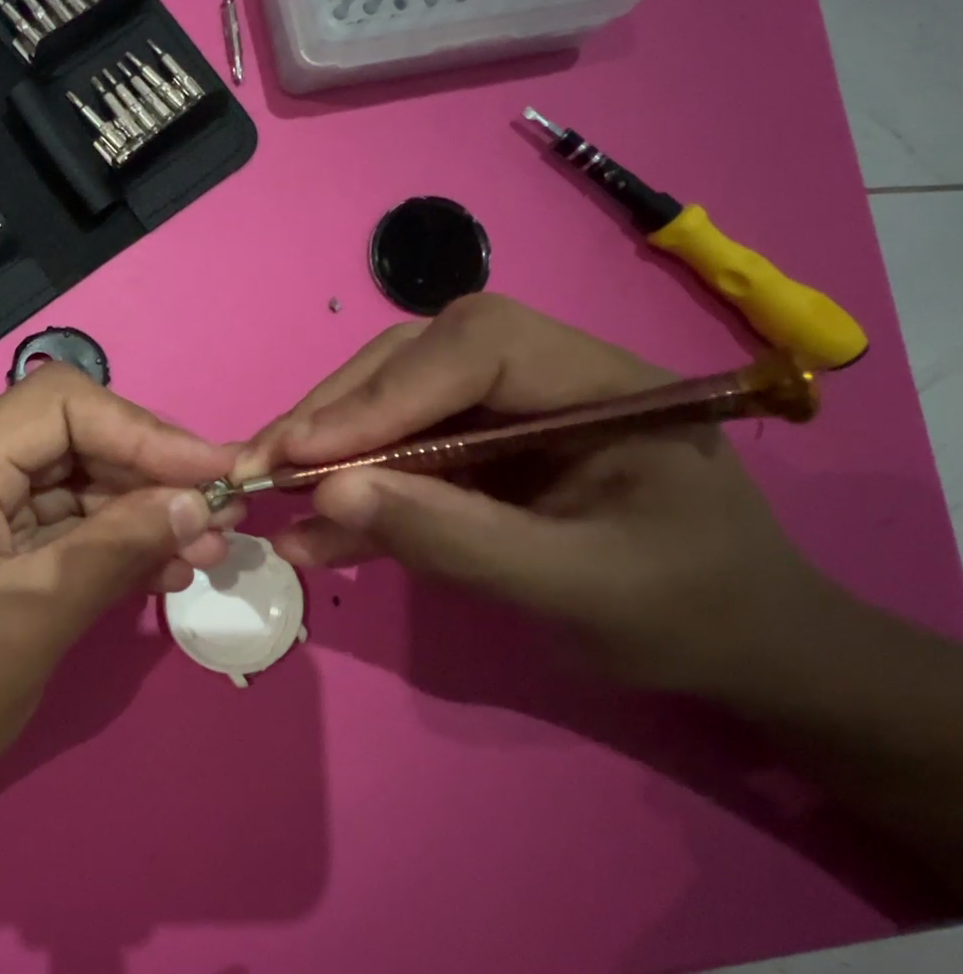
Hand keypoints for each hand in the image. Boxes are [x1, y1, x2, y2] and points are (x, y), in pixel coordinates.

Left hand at [0, 363, 237, 860]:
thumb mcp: (36, 614)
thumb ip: (116, 547)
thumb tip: (195, 501)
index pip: (60, 406)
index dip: (143, 428)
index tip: (214, 470)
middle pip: (71, 441)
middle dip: (149, 473)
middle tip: (221, 516)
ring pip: (73, 490)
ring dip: (140, 514)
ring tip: (205, 552)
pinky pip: (61, 535)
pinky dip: (113, 547)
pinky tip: (164, 572)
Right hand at [237, 295, 843, 692]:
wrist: (736, 651)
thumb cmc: (687, 616)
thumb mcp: (578, 589)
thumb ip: (455, 538)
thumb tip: (327, 492)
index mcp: (602, 386)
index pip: (478, 348)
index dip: (383, 393)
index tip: (308, 453)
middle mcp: (544, 380)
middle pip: (415, 362)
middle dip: (333, 413)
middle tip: (262, 467)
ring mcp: (504, 417)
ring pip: (390, 402)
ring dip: (322, 446)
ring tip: (263, 490)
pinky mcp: (476, 456)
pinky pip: (396, 457)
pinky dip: (347, 491)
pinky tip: (308, 533)